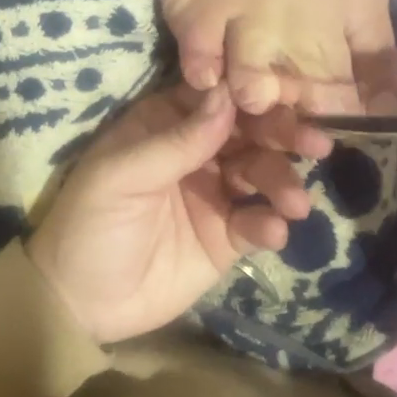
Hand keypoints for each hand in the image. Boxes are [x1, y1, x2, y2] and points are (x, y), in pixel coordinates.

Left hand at [27, 86, 326, 344]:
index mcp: (163, 125)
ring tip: (295, 203)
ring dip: (283, 182)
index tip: (285, 97)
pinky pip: (257, 222)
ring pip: (261, 174)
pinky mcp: (226, 237)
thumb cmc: (90, 223)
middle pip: (247, 132)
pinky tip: (271, 231)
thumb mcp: (122, 176)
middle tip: (315, 143)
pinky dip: (270, 224)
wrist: (81, 301)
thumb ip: (177, 141)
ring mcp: (213, 194)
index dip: (249, 95)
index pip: (214, 98)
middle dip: (282, 135)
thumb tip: (227, 96)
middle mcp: (194, 152)